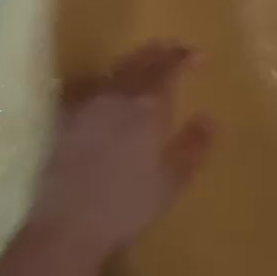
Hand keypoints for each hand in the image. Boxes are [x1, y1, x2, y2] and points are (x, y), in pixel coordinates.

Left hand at [4, 42, 214, 275]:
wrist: (67, 226)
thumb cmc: (126, 205)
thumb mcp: (171, 181)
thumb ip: (194, 146)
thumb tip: (209, 118)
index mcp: (148, 106)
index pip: (170, 67)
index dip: (186, 57)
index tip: (200, 56)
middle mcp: (119, 95)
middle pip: (142, 59)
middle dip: (161, 51)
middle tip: (174, 49)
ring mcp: (89, 104)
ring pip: (116, 69)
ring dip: (135, 60)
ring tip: (146, 61)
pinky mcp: (66, 119)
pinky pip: (91, 86)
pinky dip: (107, 79)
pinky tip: (108, 88)